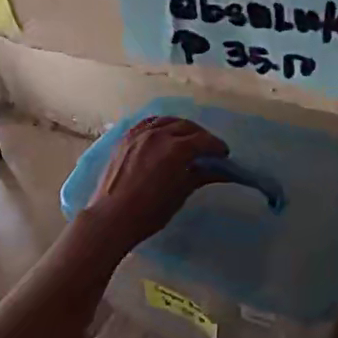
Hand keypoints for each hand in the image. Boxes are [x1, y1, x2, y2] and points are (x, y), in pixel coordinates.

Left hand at [83, 116, 228, 247]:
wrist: (113, 216)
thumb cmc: (150, 211)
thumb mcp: (180, 193)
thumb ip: (200, 175)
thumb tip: (221, 171)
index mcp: (175, 149)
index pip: (203, 140)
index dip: (216, 146)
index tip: (223, 154)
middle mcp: (157, 135)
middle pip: (185, 126)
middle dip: (200, 136)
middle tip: (207, 148)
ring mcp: (138, 134)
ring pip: (165, 121)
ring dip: (180, 127)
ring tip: (187, 139)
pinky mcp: (124, 139)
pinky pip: (146, 124)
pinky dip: (159, 125)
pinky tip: (163, 134)